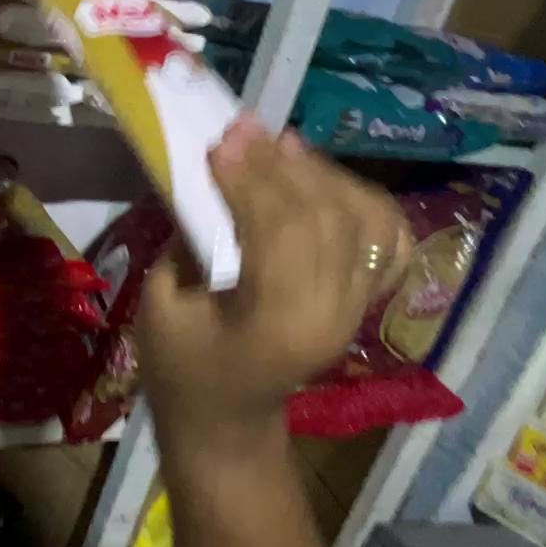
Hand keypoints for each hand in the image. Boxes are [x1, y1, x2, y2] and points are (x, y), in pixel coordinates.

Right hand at [134, 117, 412, 454]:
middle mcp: (333, 313)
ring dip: (320, 173)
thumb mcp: (161, 303)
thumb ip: (190, 241)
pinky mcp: (364, 299)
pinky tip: (321, 175)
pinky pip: (384, 236)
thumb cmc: (179, 365)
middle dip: (281, 164)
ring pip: (362, 219)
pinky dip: (359, 198)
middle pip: (325, 218)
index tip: (220, 141)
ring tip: (279, 142)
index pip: (281, 233)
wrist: (224, 420)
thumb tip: (209, 181)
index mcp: (277, 323)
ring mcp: (357, 307)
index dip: (251, 180)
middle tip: (244, 126)